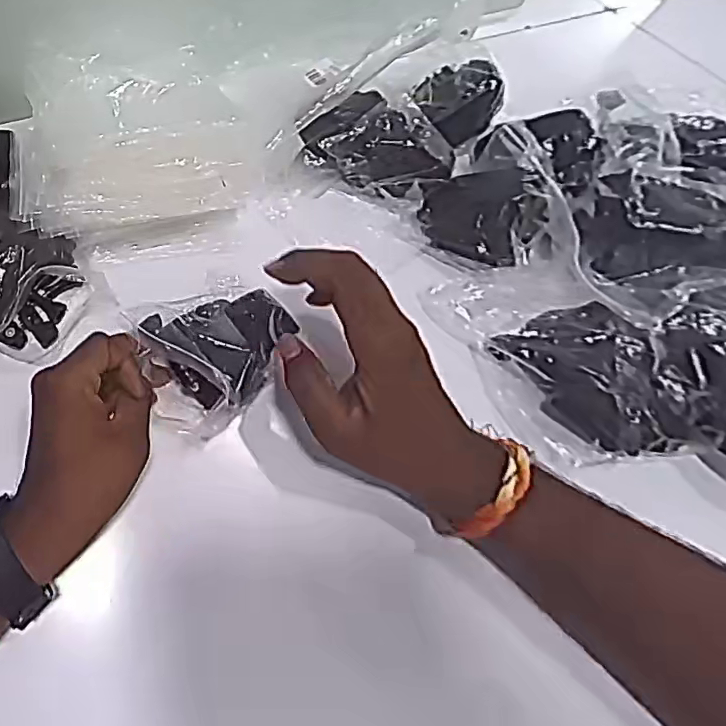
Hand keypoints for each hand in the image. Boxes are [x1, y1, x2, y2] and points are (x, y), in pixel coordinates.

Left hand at [2, 333, 151, 583]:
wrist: (55, 517)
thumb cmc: (83, 485)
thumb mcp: (129, 433)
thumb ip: (137, 393)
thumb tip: (139, 376)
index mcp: (66, 380)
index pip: (105, 344)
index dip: (133, 357)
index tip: (150, 371)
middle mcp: (50, 382)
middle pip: (95, 355)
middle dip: (125, 372)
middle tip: (147, 392)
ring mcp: (47, 396)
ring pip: (88, 372)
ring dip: (114, 385)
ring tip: (136, 410)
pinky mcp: (50, 410)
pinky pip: (78, 389)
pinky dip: (100, 398)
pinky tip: (119, 420)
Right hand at [265, 249, 507, 526]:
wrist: (450, 464)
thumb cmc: (403, 450)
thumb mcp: (336, 429)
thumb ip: (305, 384)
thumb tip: (287, 347)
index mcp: (380, 343)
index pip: (346, 278)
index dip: (306, 264)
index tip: (276, 272)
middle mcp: (394, 328)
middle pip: (355, 267)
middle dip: (309, 260)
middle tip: (277, 270)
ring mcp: (400, 328)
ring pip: (362, 275)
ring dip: (322, 268)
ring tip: (289, 279)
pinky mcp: (399, 333)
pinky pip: (367, 290)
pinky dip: (336, 282)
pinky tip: (316, 296)